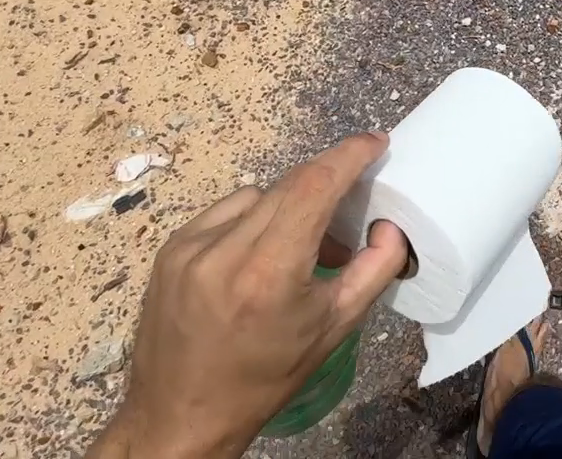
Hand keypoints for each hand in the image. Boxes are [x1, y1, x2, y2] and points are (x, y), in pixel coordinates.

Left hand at [86, 133, 409, 458]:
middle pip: (291, 183)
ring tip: (302, 242)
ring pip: (262, 193)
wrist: (178, 419)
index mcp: (269, 272)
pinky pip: (229, 210)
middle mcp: (224, 250)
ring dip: (293, 202)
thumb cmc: (266, 376)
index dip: (349, 156)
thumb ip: (376, 268)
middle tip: (354, 193)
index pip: (315, 186)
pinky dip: (256, 216)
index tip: (376, 142)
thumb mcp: (336, 326)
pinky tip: (259, 250)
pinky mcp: (171, 250)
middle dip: (329, 176)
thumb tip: (390, 224)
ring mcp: (190, 247)